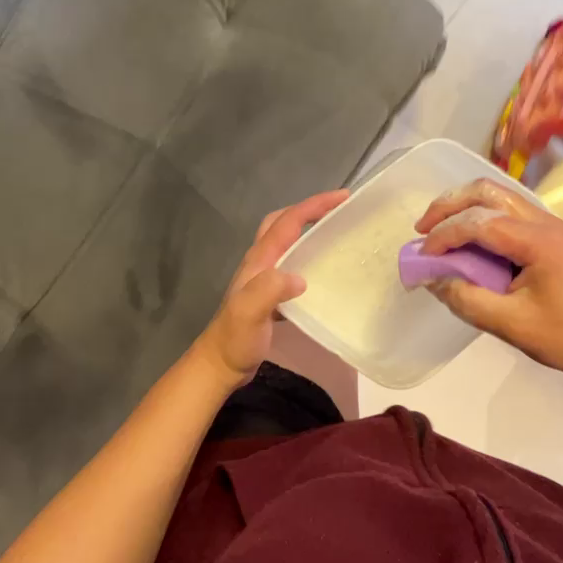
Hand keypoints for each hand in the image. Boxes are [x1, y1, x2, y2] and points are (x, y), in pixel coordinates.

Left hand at [191, 189, 350, 388]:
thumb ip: (268, 291)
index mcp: (259, 261)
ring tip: (338, 236)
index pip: (287, 223)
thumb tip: (299, 278)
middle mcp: (260, 264)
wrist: (220, 365)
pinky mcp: (270, 296)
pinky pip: (292, 266)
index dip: (313, 206)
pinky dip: (308, 259)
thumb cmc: (235, 339)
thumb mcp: (249, 313)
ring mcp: (263, 279)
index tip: (343, 198)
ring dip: (308, 232)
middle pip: (281, 224)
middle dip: (308, 210)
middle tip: (338, 210)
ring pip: (286, 244)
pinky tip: (326, 274)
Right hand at [413, 178, 562, 383]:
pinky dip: (479, 216)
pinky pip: (507, 211)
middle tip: (422, 229)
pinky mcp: (550, 237)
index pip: (477, 221)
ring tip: (438, 231)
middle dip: (448, 206)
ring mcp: (549, 226)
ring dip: (463, 207)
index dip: (443, 235)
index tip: (422, 258)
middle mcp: (543, 222)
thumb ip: (467, 299)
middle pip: (485, 192)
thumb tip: (433, 280)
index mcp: (537, 240)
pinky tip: (467, 241)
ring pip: (496, 196)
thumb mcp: (511, 324)